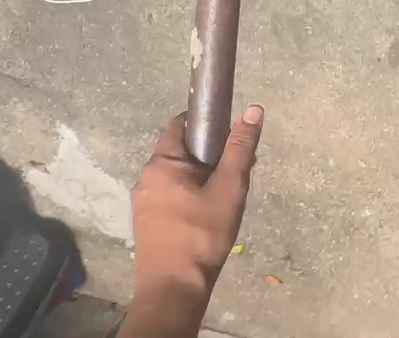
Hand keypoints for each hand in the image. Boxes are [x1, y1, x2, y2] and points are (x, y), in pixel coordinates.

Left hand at [130, 107, 263, 298]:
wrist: (175, 289)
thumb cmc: (202, 233)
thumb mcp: (230, 185)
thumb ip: (240, 146)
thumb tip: (253, 109)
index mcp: (161, 165)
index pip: (180, 124)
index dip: (206, 121)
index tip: (231, 133)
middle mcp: (146, 179)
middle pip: (182, 150)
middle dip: (212, 152)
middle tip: (238, 168)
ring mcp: (144, 203)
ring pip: (179, 174)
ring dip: (204, 175)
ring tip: (228, 192)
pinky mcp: (148, 222)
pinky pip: (173, 193)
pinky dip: (193, 192)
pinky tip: (211, 210)